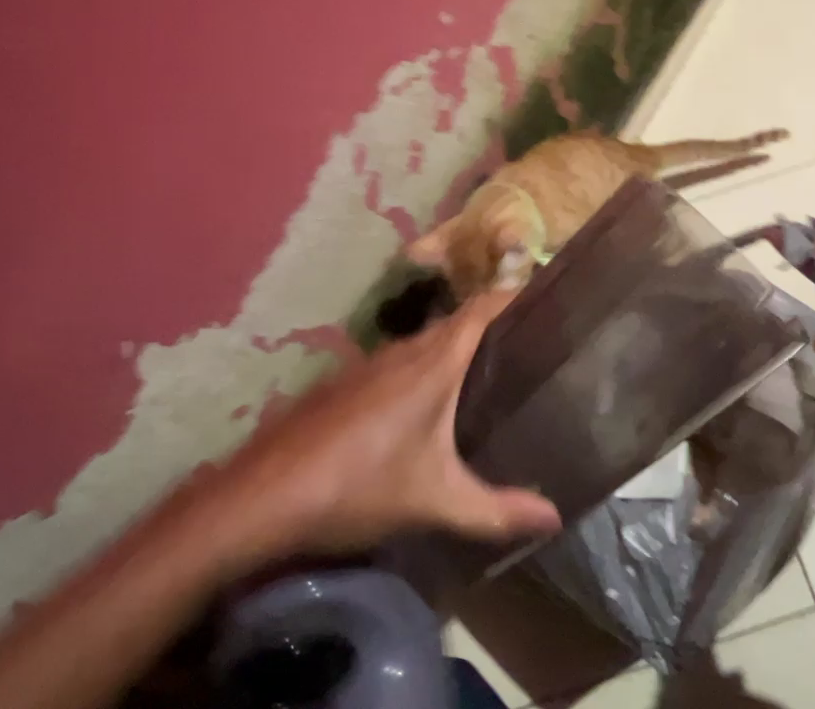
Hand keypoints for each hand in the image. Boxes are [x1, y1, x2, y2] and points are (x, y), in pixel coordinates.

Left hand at [204, 292, 561, 567]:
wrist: (259, 498)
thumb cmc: (358, 487)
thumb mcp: (436, 503)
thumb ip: (497, 510)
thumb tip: (555, 519)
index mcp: (433, 363)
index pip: (483, 308)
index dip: (515, 296)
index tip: (550, 300)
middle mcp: (401, 352)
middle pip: (456, 324)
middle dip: (493, 330)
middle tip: (533, 351)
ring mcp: (366, 367)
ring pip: (424, 346)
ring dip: (455, 353)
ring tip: (490, 378)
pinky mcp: (343, 386)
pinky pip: (397, 366)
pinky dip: (422, 373)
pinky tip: (427, 410)